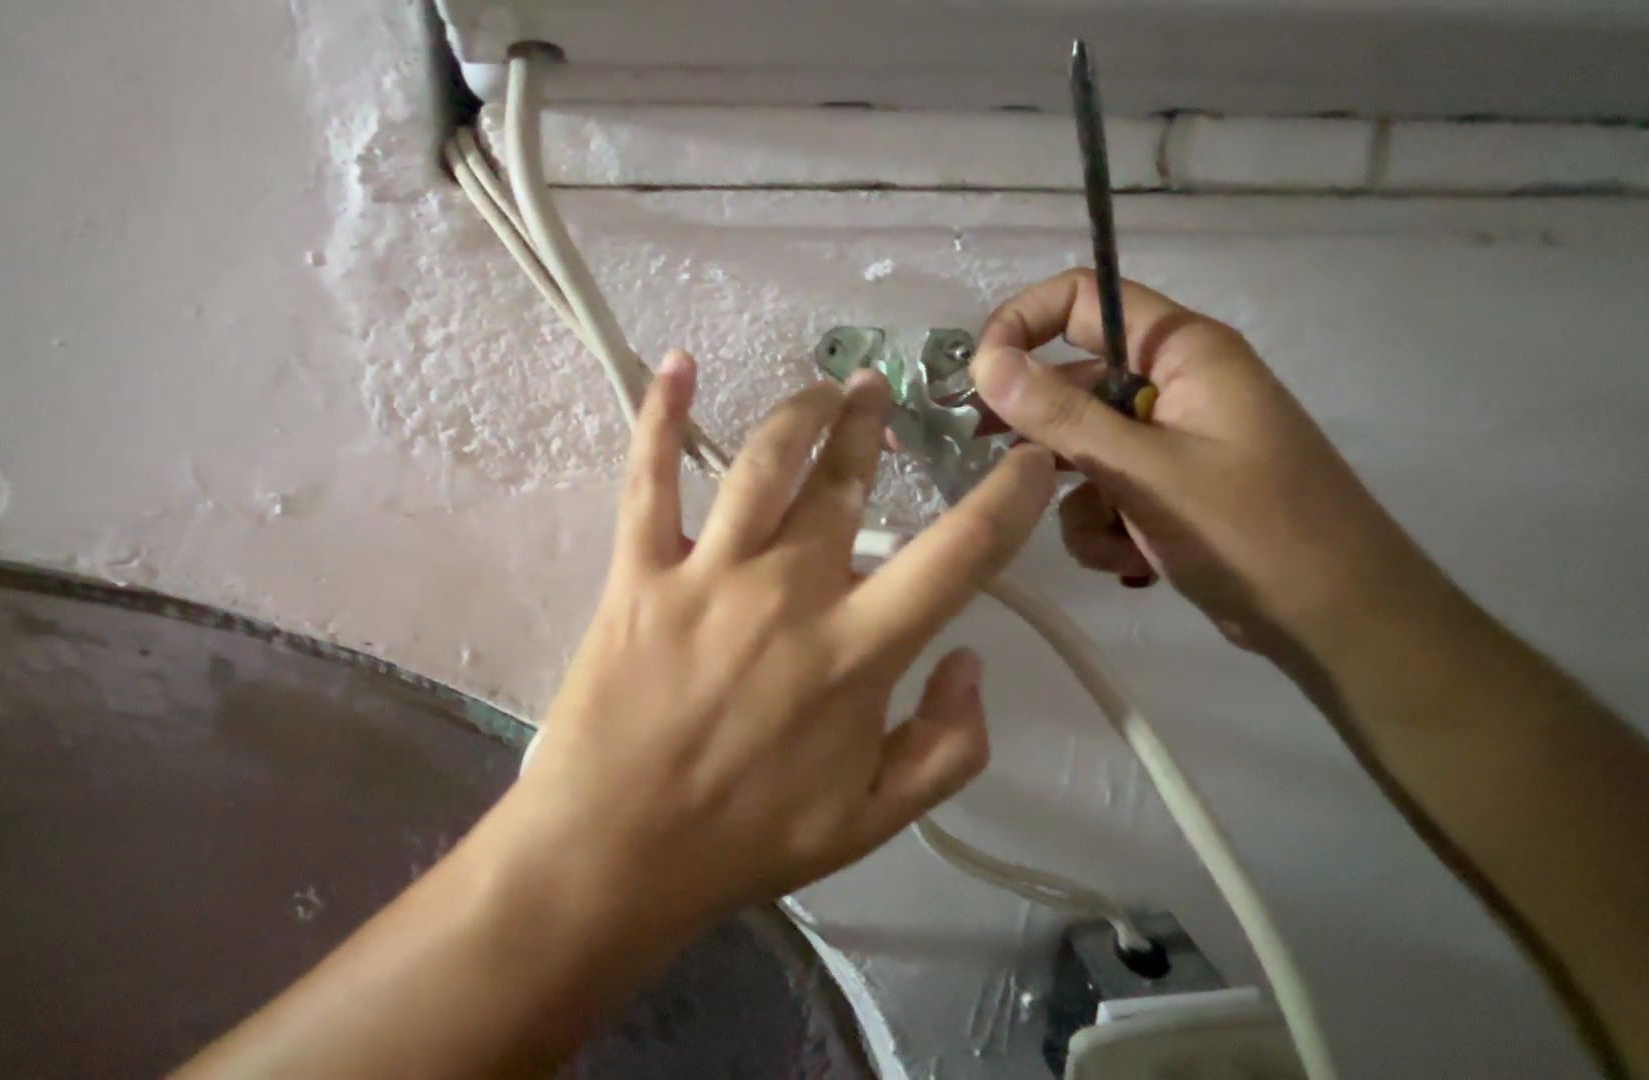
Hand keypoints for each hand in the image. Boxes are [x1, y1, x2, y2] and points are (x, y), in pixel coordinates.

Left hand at [512, 349, 1054, 934]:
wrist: (619, 851)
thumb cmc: (748, 838)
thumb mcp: (877, 817)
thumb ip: (950, 744)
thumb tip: (972, 661)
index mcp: (860, 649)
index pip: (959, 552)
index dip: (1008, 496)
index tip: (1029, 458)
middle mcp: (791, 590)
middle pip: (848, 481)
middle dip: (874, 425)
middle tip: (881, 391)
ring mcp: (710, 572)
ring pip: (764, 461)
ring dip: (802, 411)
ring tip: (823, 390)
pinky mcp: (640, 571)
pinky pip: (649, 477)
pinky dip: (661, 414)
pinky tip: (677, 364)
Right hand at [971, 269, 1435, 653]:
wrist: (1337, 620)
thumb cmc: (1252, 530)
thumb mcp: (1144, 469)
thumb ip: (1060, 414)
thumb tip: (985, 361)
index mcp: (1180, 353)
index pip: (1083, 298)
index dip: (1023, 323)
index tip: (979, 374)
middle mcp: (1170, 386)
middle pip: (1071, 380)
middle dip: (1033, 428)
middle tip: (982, 462)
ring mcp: (1167, 442)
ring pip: (1078, 447)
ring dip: (1075, 496)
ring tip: (1107, 536)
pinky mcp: (1164, 490)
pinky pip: (1101, 492)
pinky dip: (1102, 527)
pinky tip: (1130, 560)